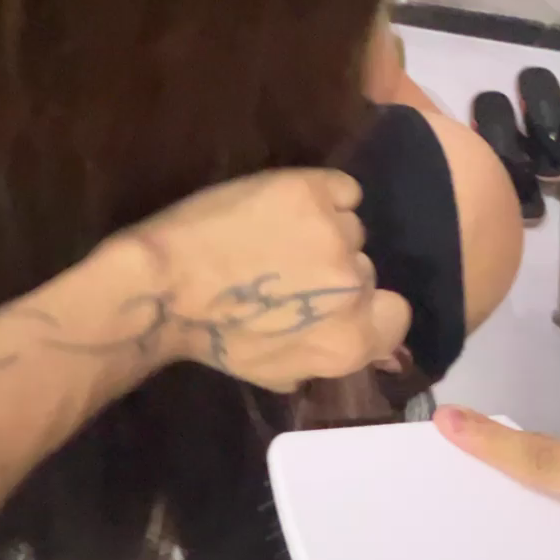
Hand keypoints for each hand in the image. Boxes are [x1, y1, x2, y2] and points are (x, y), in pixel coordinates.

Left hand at [103, 168, 410, 392]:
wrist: (163, 284)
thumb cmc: (212, 333)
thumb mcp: (275, 371)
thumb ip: (326, 356)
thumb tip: (358, 342)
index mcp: (350, 340)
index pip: (396, 314)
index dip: (369, 305)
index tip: (337, 298)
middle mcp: (353, 285)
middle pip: (364, 267)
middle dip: (333, 269)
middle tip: (289, 267)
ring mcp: (333, 232)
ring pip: (349, 226)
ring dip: (322, 230)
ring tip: (276, 234)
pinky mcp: (309, 189)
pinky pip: (342, 189)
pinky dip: (323, 194)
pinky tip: (288, 204)